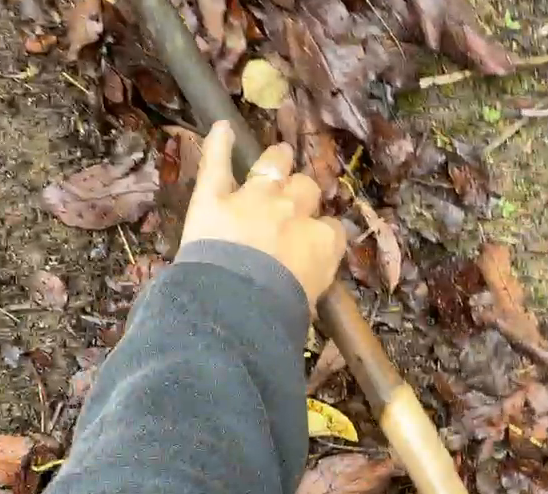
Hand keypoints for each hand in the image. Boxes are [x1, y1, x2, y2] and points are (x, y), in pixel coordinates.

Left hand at [181, 120, 347, 307]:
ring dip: (277, 160)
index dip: (325, 233)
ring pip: (271, 167)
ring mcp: (254, 198)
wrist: (241, 303)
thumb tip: (308, 279)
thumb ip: (314, 278)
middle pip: (306, 190)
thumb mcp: (313, 299)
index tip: (320, 241)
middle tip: (299, 199)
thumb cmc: (283, 311)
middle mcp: (293, 211)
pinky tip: (222, 127)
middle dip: (304, 194)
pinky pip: (217, 164)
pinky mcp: (215, 196)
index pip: (332, 229)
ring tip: (280, 154)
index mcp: (323, 241)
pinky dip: (218, 144)